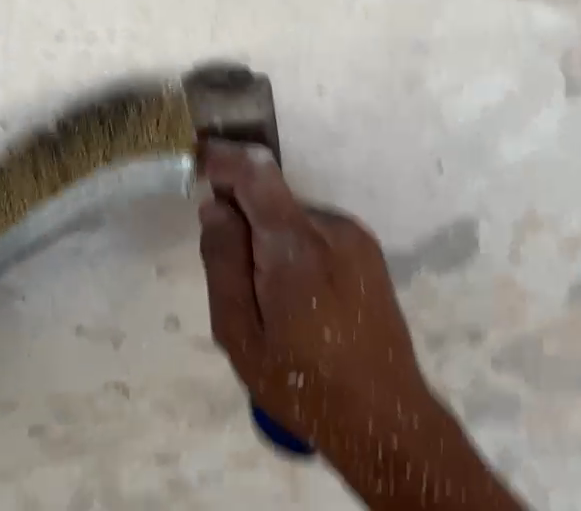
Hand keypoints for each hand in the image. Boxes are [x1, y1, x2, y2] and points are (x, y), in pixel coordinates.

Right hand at [198, 140, 425, 439]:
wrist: (385, 422)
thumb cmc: (300, 381)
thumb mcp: (237, 331)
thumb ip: (221, 261)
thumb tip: (214, 206)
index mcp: (295, 245)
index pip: (255, 171)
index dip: (222, 158)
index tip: (195, 164)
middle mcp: (331, 229)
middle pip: (270, 196)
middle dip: (241, 215)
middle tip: (230, 271)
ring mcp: (356, 240)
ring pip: (291, 216)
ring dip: (268, 236)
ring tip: (268, 297)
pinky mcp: (369, 255)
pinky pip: (315, 233)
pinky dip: (293, 248)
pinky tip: (297, 299)